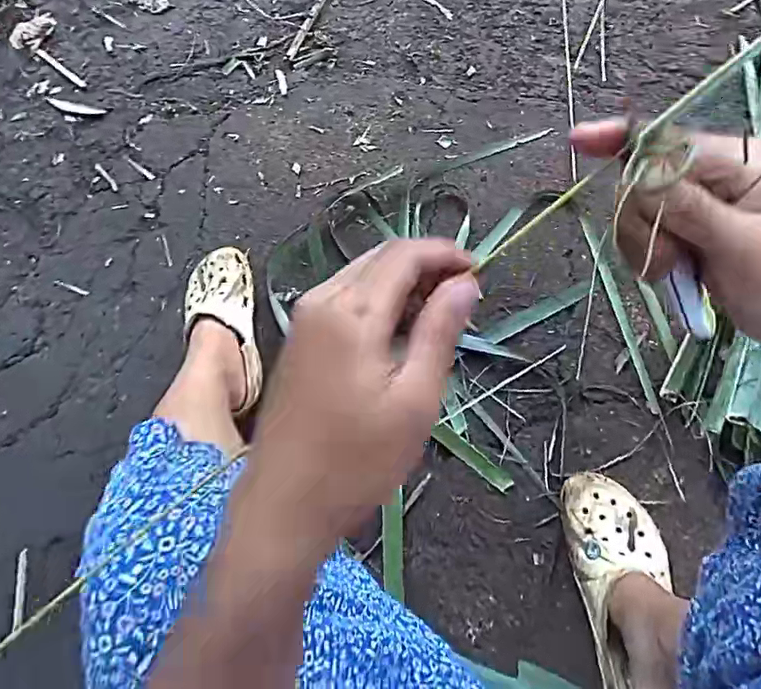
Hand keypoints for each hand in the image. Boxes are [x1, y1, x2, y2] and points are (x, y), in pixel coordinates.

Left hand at [242, 238, 479, 550]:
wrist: (283, 506)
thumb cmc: (357, 462)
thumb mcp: (415, 399)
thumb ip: (440, 331)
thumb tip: (465, 282)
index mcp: (352, 313)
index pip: (405, 254)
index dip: (445, 253)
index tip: (477, 269)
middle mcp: (323, 300)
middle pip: (383, 256)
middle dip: (427, 263)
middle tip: (463, 294)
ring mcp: (305, 316)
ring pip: (364, 271)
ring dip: (404, 279)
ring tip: (438, 313)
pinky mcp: (300, 335)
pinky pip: (346, 293)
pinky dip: (380, 296)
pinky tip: (400, 328)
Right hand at [571, 118, 760, 353]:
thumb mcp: (748, 243)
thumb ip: (692, 208)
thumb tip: (642, 177)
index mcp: (735, 162)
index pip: (667, 140)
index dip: (619, 138)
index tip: (579, 141)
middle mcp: (710, 176)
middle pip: (640, 180)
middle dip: (645, 222)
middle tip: (673, 259)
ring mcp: (695, 205)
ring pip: (635, 211)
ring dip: (646, 245)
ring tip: (678, 272)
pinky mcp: (686, 233)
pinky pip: (643, 236)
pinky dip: (647, 258)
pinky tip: (675, 277)